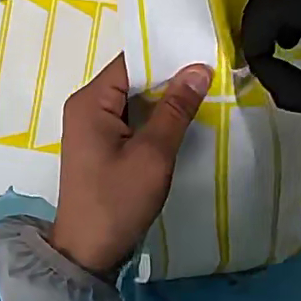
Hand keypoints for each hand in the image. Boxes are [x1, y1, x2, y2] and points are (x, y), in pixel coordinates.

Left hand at [48, 55, 210, 273]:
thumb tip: (197, 68)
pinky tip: (184, 120)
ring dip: (164, 100)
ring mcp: (91, 127)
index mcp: (90, 102)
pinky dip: (154, 119)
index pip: (130, 62)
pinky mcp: (100, 145)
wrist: (88, 248)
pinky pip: (130, 120)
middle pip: (132, 79)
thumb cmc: (117, 201)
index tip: (206, 52)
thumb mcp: (152, 154)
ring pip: (134, 100)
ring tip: (209, 92)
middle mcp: (85, 107)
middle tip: (215, 73)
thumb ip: (175, 109)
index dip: (166, 56)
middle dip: (169, 78)